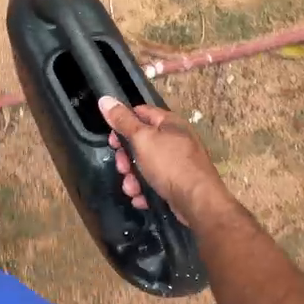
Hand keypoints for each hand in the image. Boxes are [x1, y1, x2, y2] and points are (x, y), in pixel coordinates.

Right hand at [98, 97, 230, 221]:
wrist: (199, 204)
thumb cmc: (170, 165)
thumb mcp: (142, 138)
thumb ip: (122, 120)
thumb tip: (105, 99)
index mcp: (170, 123)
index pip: (140, 113)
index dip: (122, 124)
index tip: (113, 140)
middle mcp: (176, 140)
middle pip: (140, 142)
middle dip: (126, 157)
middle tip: (122, 167)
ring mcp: (178, 163)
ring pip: (145, 164)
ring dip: (133, 177)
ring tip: (132, 188)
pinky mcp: (178, 183)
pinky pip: (155, 181)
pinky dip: (145, 189)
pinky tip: (141, 198)